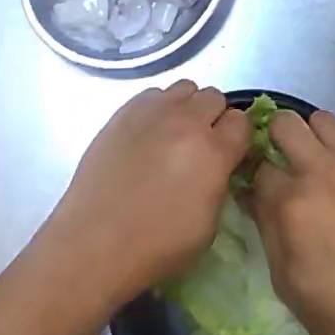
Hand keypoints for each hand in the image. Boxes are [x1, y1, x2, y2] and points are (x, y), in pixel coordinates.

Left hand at [41, 81, 250, 303]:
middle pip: (215, 97)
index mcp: (213, 152)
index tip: (229, 152)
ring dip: (187, 107)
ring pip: (186, 88)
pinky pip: (154, 94)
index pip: (242, 121)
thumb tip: (219, 165)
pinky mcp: (126, 110)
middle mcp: (187, 122)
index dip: (237, 137)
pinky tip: (147, 135)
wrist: (93, 243)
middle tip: (200, 144)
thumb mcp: (208, 225)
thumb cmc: (155, 246)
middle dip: (214, 117)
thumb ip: (220, 182)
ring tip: (173, 134)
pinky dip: (158, 108)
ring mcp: (154, 111)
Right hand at [249, 111, 334, 334]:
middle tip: (287, 157)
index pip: (260, 166)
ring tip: (321, 160)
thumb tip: (253, 193)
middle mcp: (320, 172)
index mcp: (290, 203)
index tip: (263, 183)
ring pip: (322, 119)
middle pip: (285, 123)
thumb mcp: (282, 277)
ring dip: (314, 136)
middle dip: (279, 136)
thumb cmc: (334, 305)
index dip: (258, 174)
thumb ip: (265, 225)